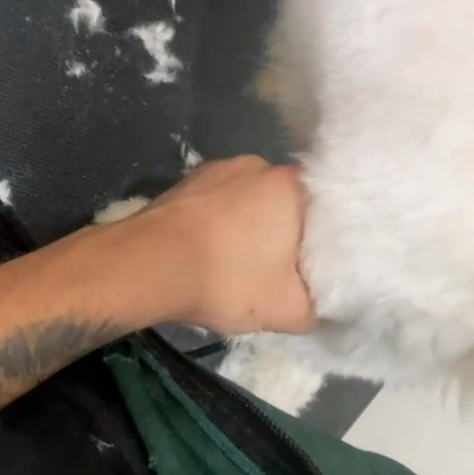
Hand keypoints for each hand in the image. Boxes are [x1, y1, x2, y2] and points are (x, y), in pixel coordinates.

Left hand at [106, 156, 315, 335]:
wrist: (144, 266)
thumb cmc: (226, 278)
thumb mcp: (288, 310)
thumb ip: (318, 308)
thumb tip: (321, 305)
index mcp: (290, 183)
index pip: (328, 205)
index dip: (328, 236)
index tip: (322, 262)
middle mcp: (256, 164)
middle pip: (285, 202)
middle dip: (286, 233)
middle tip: (283, 269)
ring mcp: (214, 169)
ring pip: (247, 201)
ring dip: (248, 228)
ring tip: (241, 264)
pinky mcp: (182, 183)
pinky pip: (214, 203)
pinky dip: (217, 225)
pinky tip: (209, 251)